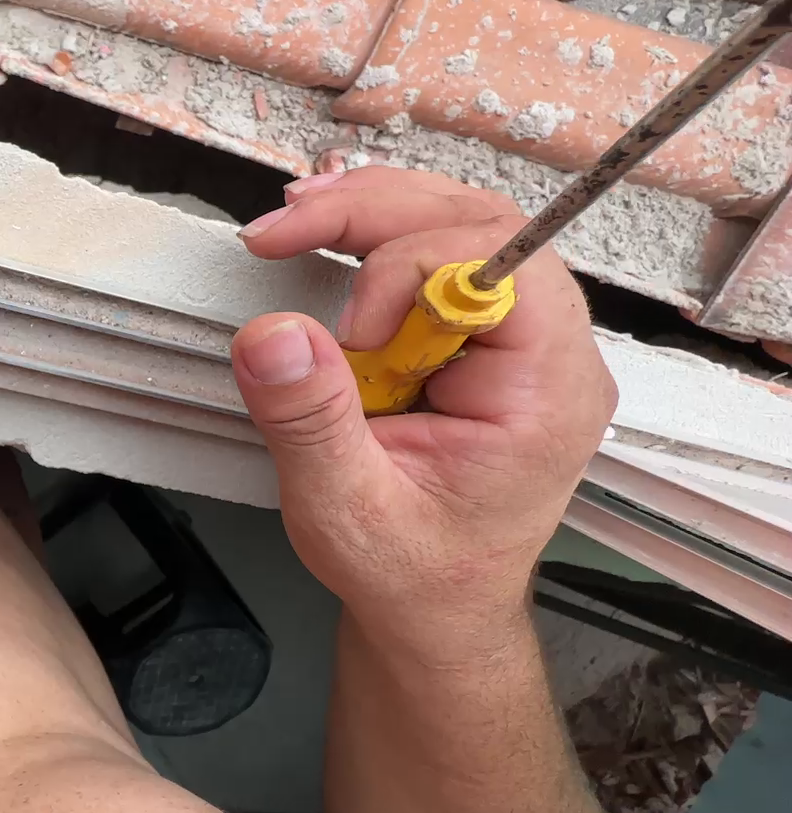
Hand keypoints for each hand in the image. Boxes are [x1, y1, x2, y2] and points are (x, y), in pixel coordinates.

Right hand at [230, 167, 615, 660]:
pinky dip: (370, 235)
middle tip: (281, 226)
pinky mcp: (466, 342)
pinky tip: (323, 234)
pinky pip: (432, 259)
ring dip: (369, 210)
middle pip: (478, 225)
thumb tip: (270, 332)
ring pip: (456, 226)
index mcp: (540, 392)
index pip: (499, 267)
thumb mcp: (342, 507)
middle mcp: (541, 350)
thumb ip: (308, 422)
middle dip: (371, 212)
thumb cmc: (403, 568)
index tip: (341, 331)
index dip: (405, 270)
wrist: (431, 602)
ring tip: (293, 218)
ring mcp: (507, 342)